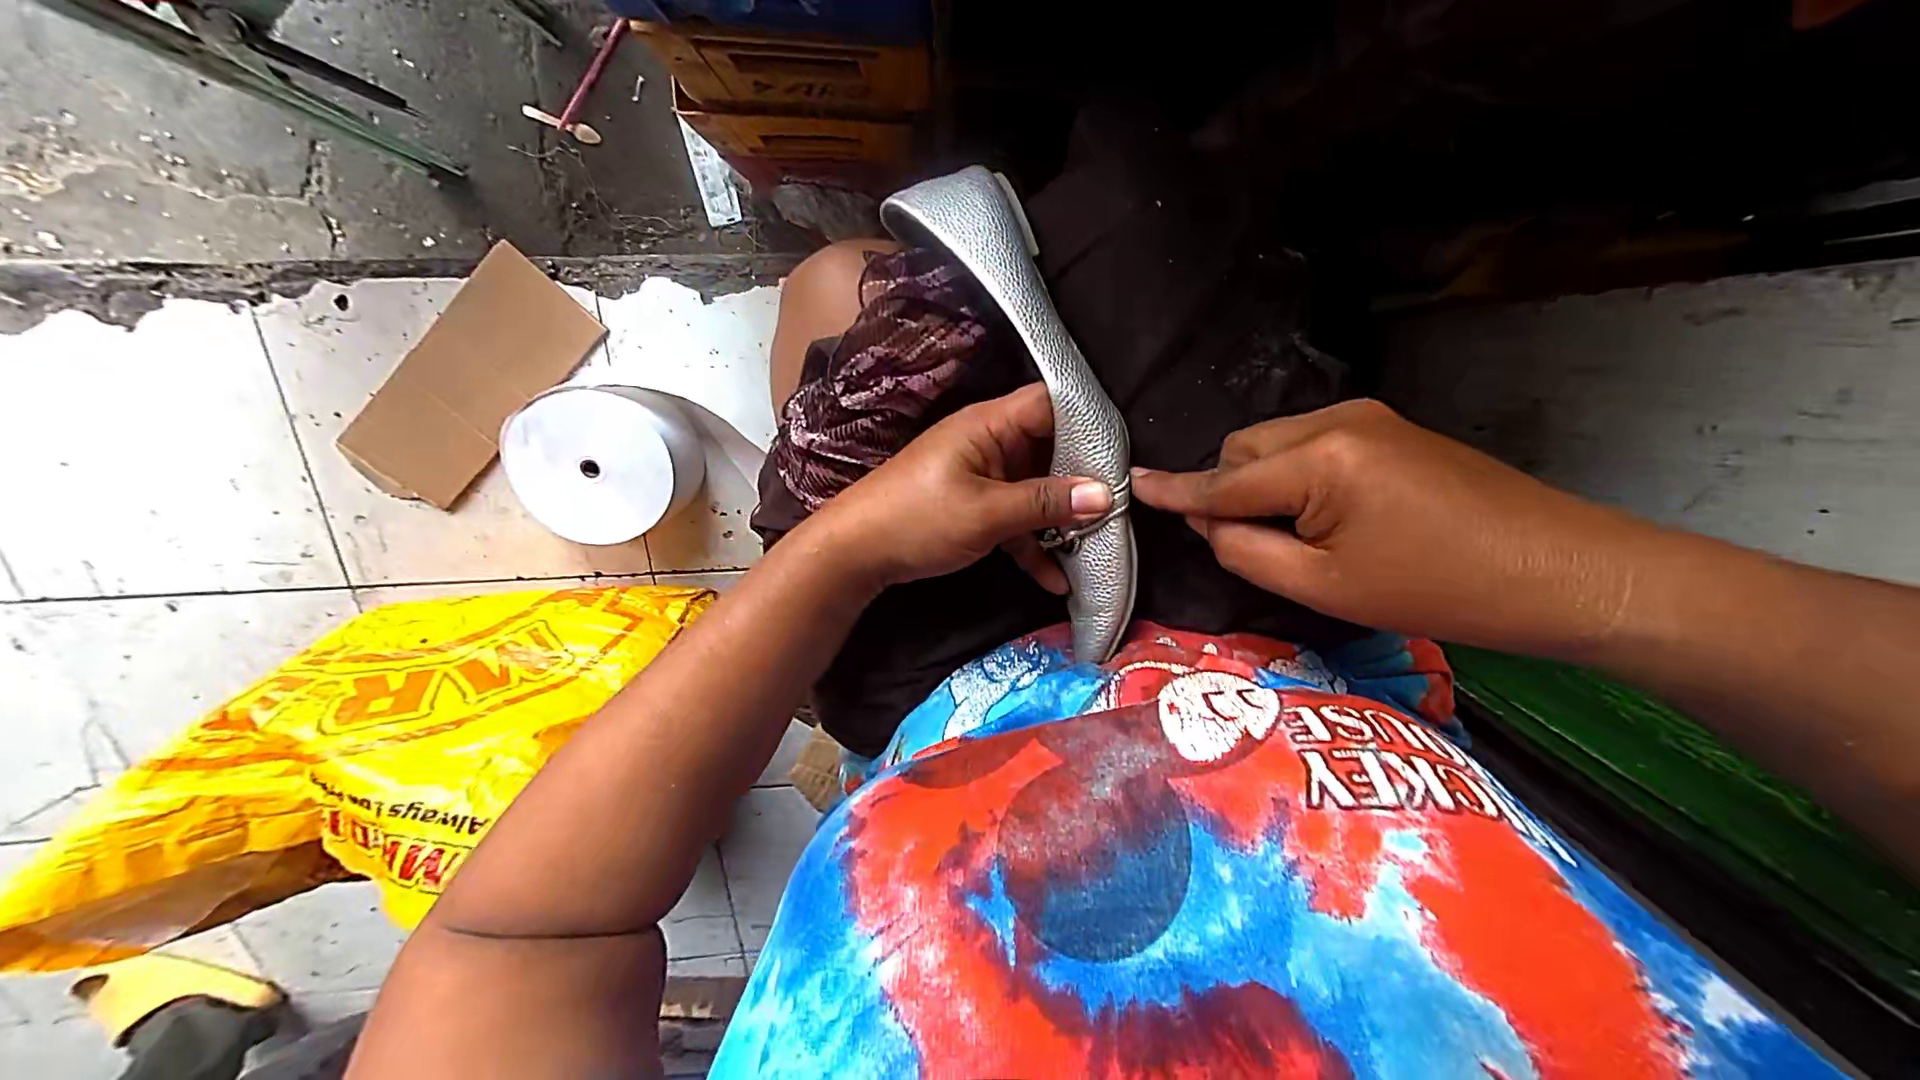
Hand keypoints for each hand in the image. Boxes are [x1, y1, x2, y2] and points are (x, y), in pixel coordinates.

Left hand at [801, 383, 1112, 592]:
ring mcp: (983, 476)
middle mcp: (990, 443)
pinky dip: (1032, 544)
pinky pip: (1015, 518)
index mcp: (990, 425)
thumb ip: (1045, 503)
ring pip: (1036, 489)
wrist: (854, 552)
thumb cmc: (916, 519)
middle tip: (1120, 510)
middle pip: (1051, 450)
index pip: (1052, 404)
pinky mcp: (975, 506)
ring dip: (1061, 520)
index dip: (1090, 423)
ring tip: (1096, 549)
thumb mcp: (986, 513)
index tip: (1123, 455)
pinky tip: (1055, 579)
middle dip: (1083, 481)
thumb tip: (1105, 494)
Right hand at [1132, 399, 1657, 656]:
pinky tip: (1319, 514)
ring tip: (1291, 535)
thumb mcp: (1322, 587)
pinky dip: (1290, 476)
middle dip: (1226, 492)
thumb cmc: (1438, 590)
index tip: (1132, 484)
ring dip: (1258, 484)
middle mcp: (1336, 420)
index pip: (1222, 480)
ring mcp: (1365, 418)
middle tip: (1245, 545)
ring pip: (1271, 444)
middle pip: (1241, 451)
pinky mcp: (1386, 427)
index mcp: (1319, 461)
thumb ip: (1245, 551)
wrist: (1564, 572)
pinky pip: (1306, 444)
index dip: (1173, 490)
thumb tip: (1208, 523)